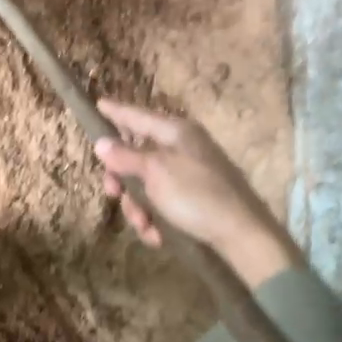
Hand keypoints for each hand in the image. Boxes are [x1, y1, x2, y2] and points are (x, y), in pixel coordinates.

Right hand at [93, 99, 298, 287]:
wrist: (244, 237)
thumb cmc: (197, 196)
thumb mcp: (155, 173)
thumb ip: (125, 156)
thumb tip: (101, 143)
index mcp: (176, 133)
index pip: (137, 116)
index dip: (115, 111)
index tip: (97, 103)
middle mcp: (182, 149)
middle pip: (135, 156)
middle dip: (121, 179)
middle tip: (113, 193)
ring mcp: (189, 175)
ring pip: (145, 185)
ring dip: (138, 207)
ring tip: (144, 224)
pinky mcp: (195, 200)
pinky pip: (161, 203)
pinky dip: (155, 219)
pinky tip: (158, 235)